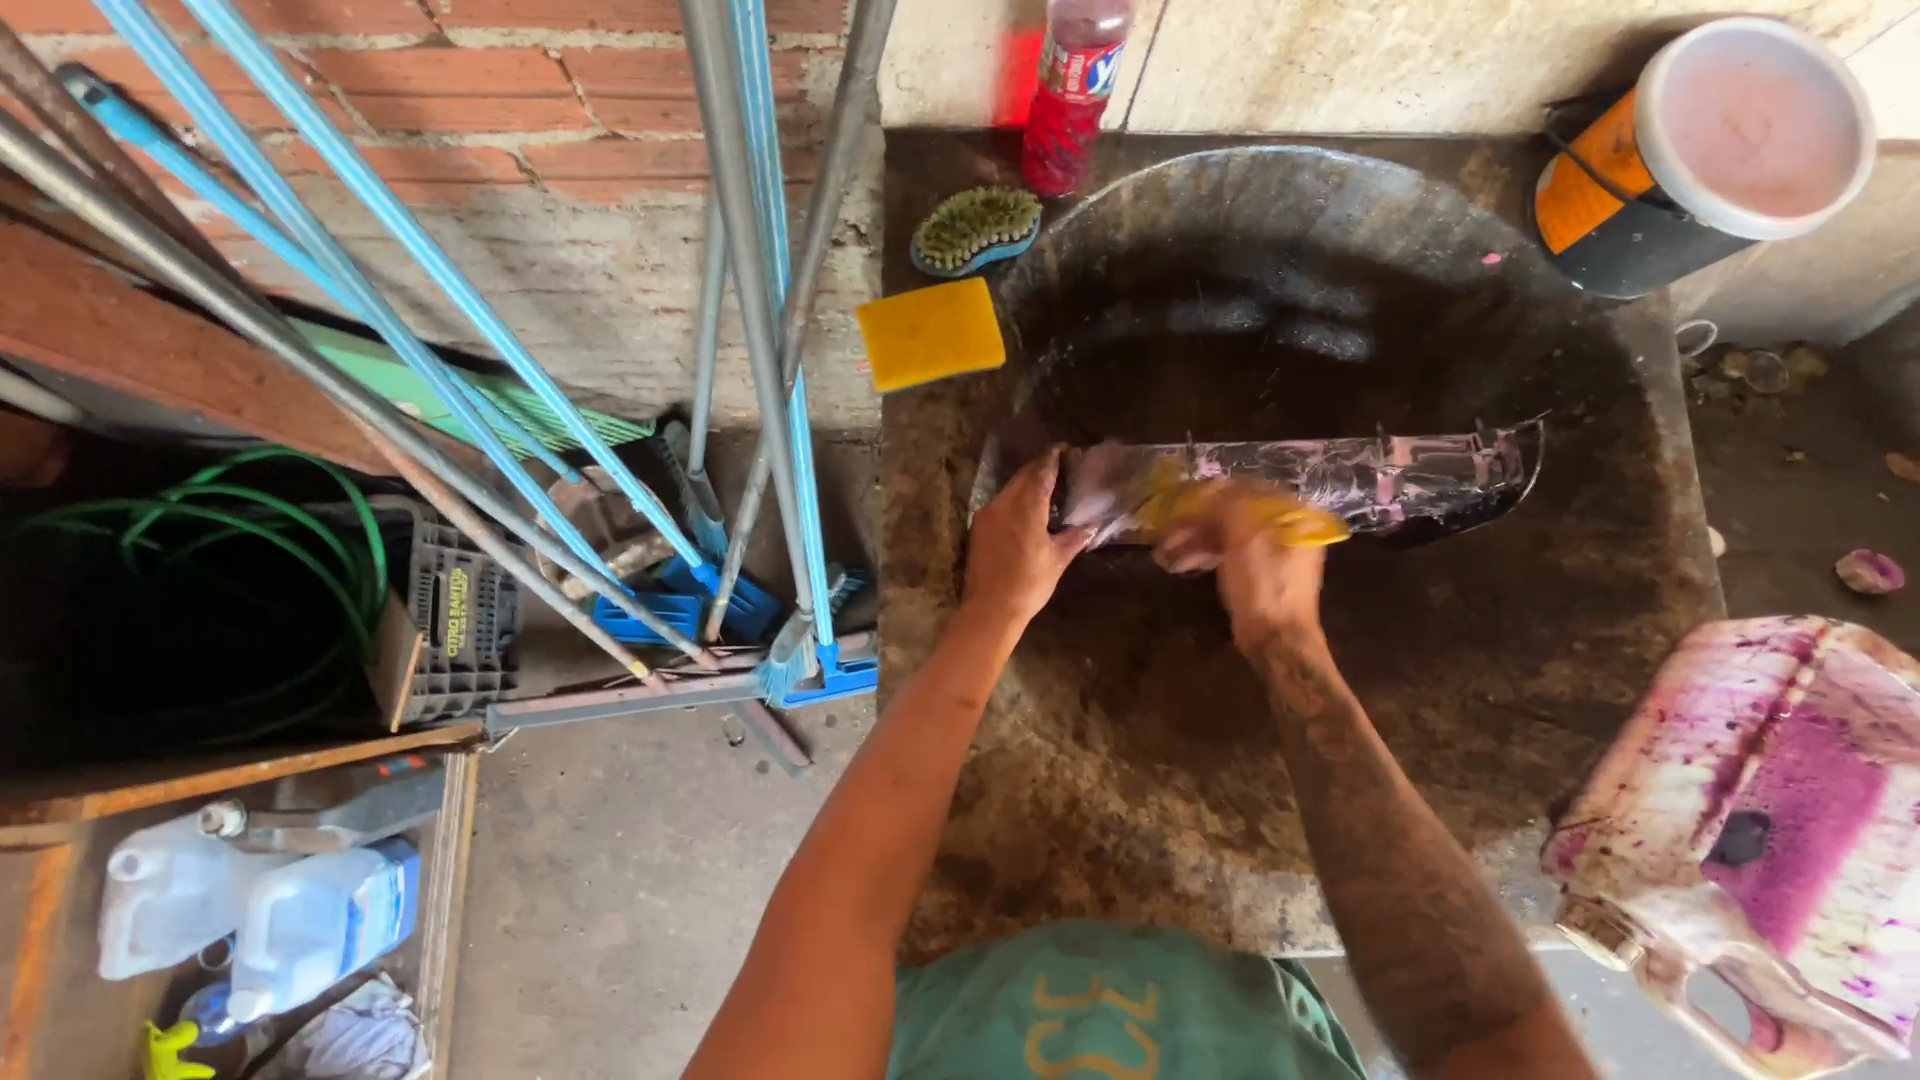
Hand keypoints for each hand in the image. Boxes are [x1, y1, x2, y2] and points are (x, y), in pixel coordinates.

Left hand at [963, 446, 1093, 625]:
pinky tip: (1025, 511)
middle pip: (1022, 477)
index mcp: (1025, 507)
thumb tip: (1088, 527)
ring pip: (1009, 489)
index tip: (1063, 449)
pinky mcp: (978, 527)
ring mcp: (986, 515)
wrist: (990, 608)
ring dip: (1025, 485)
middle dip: (1039, 469)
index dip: (1052, 458)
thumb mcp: (1056, 561)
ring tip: (1044, 489)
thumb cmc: (1028, 584)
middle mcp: (1002, 504)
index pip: (1040, 472)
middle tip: (1057, 467)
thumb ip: (1072, 538)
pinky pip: (999, 504)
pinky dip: (1014, 500)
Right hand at [1153, 482, 1326, 656]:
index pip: (1247, 488)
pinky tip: (1179, 561)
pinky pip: (1228, 552)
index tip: (1181, 496)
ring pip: (1227, 533)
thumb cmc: (1264, 585)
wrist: (1276, 639)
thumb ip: (1229, 505)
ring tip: (1165, 549)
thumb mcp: (1246, 538)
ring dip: (1195, 538)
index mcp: (1293, 514)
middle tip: (1168, 527)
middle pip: (1234, 511)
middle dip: (1198, 519)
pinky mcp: (1256, 571)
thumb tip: (1209, 486)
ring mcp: (1271, 551)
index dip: (1211, 492)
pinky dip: (1205, 553)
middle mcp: (1285, 527)